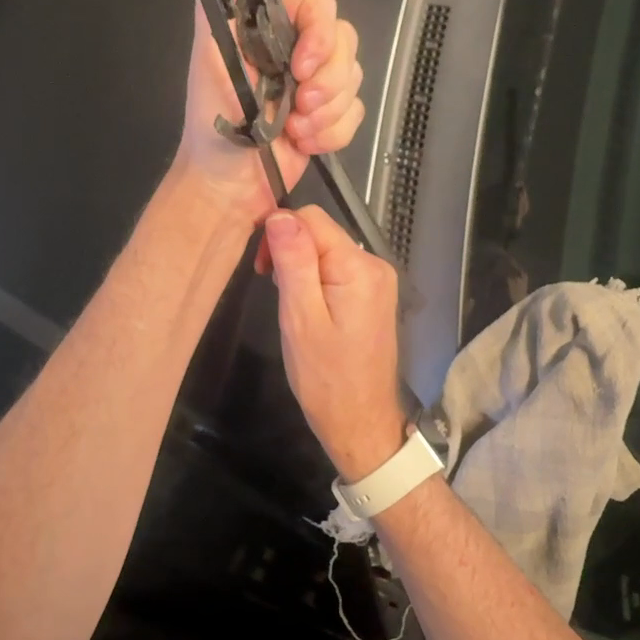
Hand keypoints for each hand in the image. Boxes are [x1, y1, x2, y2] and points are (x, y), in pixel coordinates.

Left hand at [175, 0, 365, 221]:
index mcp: (271, 31)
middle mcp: (297, 53)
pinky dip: (332, 133)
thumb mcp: (209, 58)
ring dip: (326, 112)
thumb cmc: (213, 121)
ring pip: (354, 81)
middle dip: (327, 81)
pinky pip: (356, 115)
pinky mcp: (329, 120)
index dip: (320, 35)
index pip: (320, 6)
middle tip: (298, 106)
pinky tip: (303, 143)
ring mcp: (315, 87)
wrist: (226, 184)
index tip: (302, 66)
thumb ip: (216, 2)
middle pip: (346, 43)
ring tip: (293, 129)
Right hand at [263, 206, 406, 482]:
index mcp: (359, 267)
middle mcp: (375, 265)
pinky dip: (315, 282)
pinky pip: (336, 270)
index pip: (312, 219)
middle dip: (289, 252)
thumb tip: (280, 215)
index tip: (262, 269)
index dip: (279, 234)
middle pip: (320, 232)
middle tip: (272, 291)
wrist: (360, 424)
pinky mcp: (373, 296)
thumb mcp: (300, 318)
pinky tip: (307, 311)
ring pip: (326, 251)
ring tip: (290, 307)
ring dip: (300, 268)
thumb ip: (293, 263)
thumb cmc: (326, 379)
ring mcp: (377, 281)